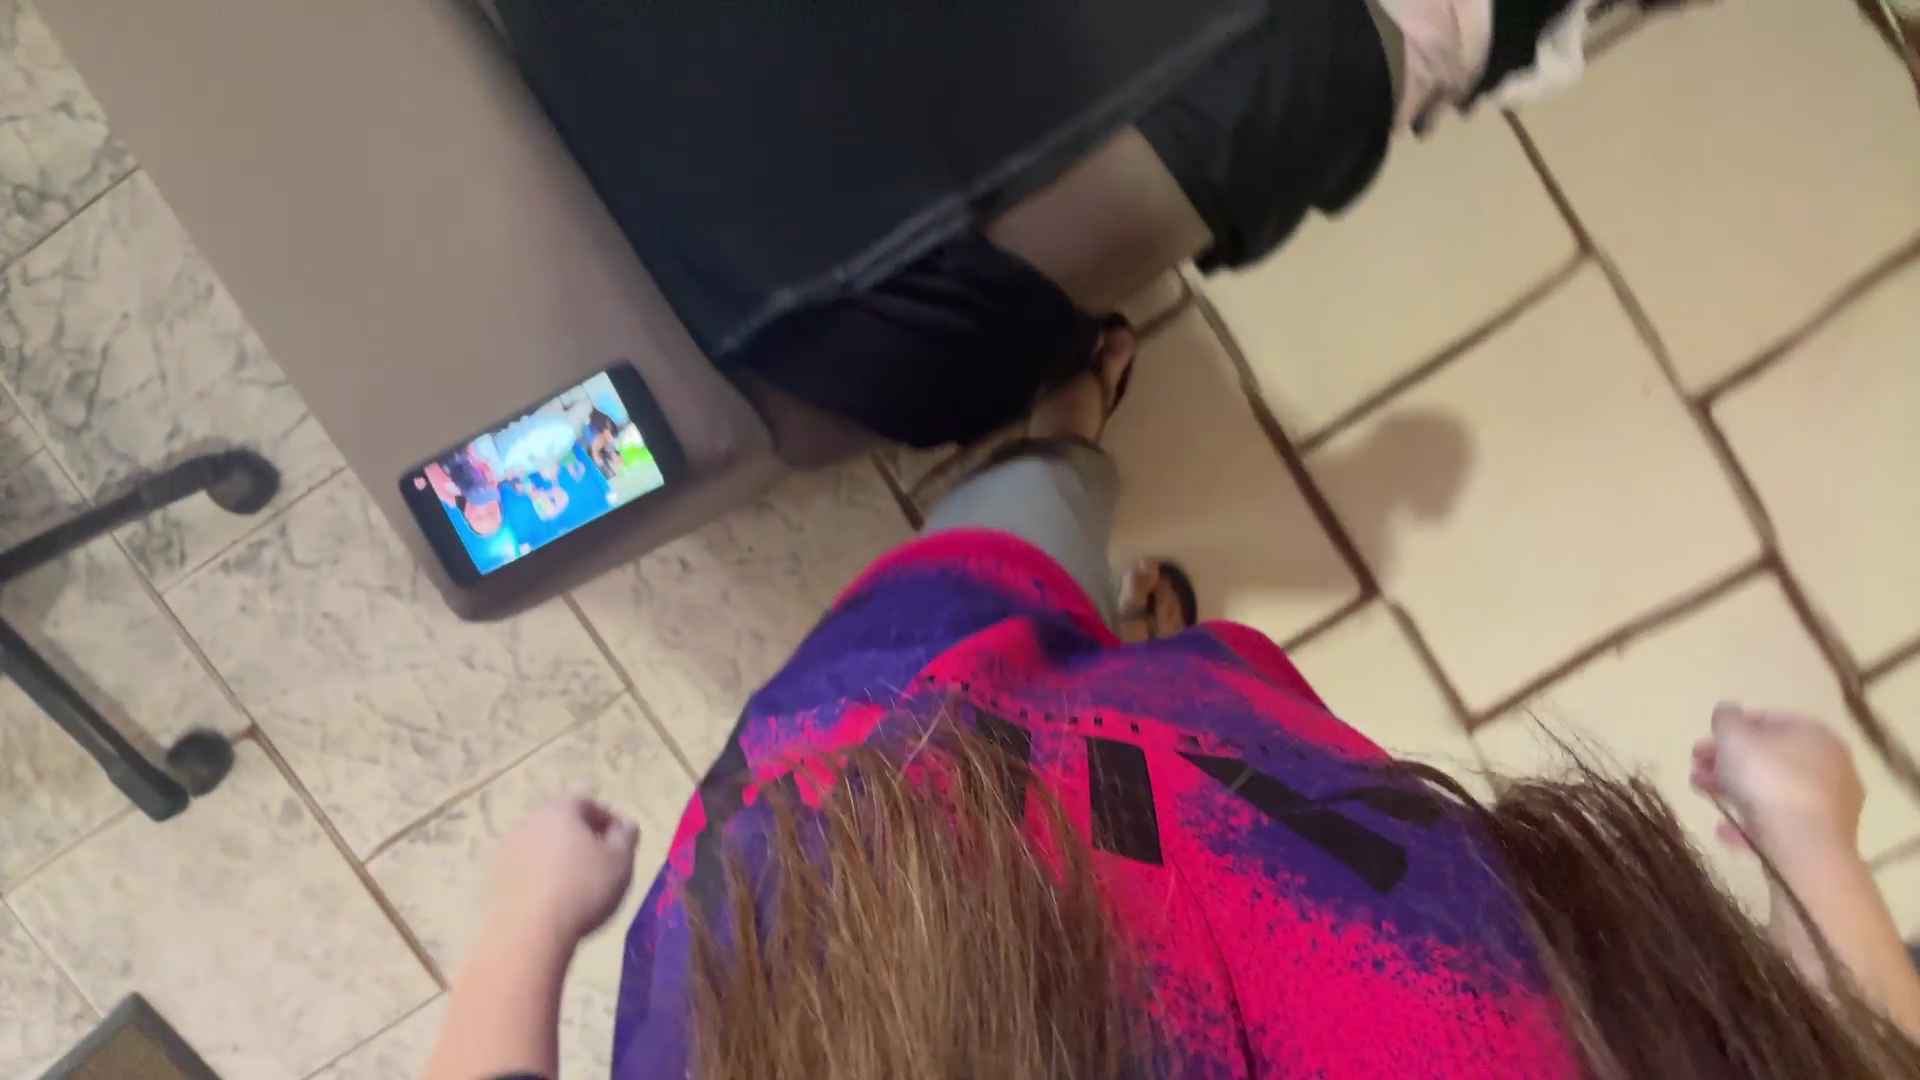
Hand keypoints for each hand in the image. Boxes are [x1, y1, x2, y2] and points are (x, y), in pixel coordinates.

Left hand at [489, 798, 640, 944]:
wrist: (528, 936)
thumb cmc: (583, 888)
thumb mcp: (621, 858)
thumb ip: (627, 835)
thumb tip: (624, 825)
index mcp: (560, 810)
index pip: (588, 803)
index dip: (608, 819)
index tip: (621, 842)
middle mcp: (529, 824)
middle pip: (563, 824)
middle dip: (584, 838)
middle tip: (603, 862)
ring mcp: (507, 854)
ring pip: (544, 848)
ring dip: (562, 859)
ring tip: (581, 885)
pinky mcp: (496, 883)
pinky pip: (529, 871)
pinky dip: (544, 878)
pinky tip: (558, 900)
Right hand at [1690, 703, 1864, 857]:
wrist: (1801, 840)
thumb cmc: (1764, 777)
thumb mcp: (1733, 736)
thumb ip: (1726, 718)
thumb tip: (1728, 709)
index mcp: (1813, 735)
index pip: (1768, 720)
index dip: (1731, 727)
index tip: (1706, 741)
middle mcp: (1829, 763)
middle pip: (1766, 755)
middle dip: (1725, 760)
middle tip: (1696, 766)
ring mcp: (1829, 798)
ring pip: (1769, 785)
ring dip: (1730, 787)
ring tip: (1703, 794)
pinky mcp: (1822, 827)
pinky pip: (1779, 814)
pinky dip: (1751, 816)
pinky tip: (1727, 826)